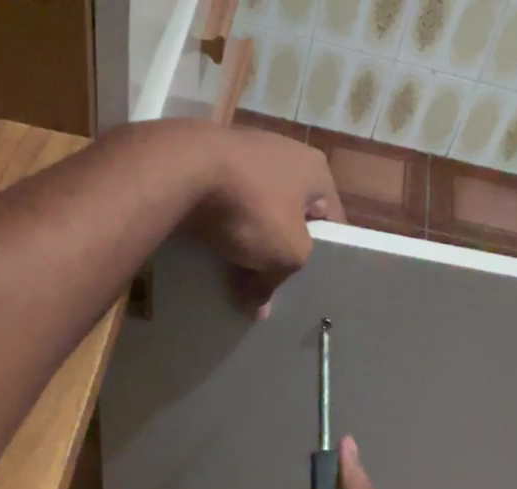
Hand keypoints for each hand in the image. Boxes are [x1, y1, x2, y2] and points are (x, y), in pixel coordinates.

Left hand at [189, 123, 343, 317]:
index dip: (323, 253)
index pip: (330, 219)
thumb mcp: (285, 255)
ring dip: (248, 238)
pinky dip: (221, 223)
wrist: (185, 170)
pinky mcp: (209, 158)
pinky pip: (225, 201)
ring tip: (237, 270)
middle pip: (290, 215)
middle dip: (279, 248)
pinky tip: (212, 248)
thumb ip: (278, 281)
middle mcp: (285, 152)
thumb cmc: (253, 209)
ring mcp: (245, 151)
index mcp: (315, 169)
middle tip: (271, 281)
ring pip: (256, 209)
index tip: (308, 281)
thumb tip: (259, 309)